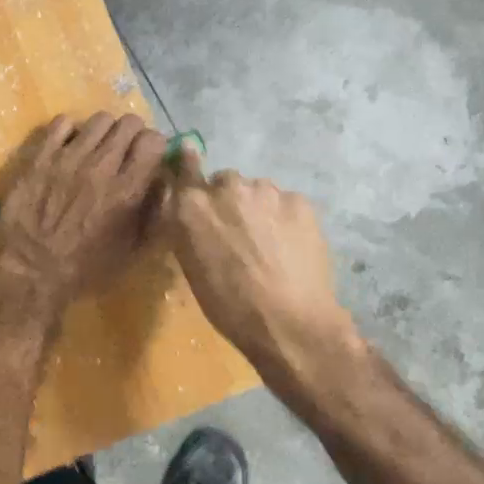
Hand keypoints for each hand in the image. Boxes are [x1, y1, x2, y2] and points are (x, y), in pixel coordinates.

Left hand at [0, 113, 169, 315]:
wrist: (32, 268)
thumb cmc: (87, 267)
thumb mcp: (133, 250)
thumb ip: (156, 214)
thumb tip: (166, 182)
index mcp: (127, 191)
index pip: (153, 141)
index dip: (155, 145)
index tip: (149, 155)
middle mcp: (101, 167)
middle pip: (128, 123)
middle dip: (133, 133)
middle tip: (125, 150)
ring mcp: (68, 158)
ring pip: (99, 119)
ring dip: (104, 131)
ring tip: (97, 147)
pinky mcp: (42, 156)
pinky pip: (62, 123)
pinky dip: (71, 131)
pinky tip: (69, 147)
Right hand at [163, 153, 356, 373]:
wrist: (291, 324)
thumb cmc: (230, 306)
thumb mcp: (192, 266)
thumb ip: (188, 227)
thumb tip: (189, 208)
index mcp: (191, 206)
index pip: (185, 166)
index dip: (188, 163)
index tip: (190, 158)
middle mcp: (226, 187)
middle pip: (225, 182)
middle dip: (229, 201)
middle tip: (239, 233)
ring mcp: (265, 191)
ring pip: (258, 191)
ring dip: (258, 208)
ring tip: (270, 244)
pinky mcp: (299, 201)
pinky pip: (286, 203)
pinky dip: (286, 218)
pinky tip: (291, 247)